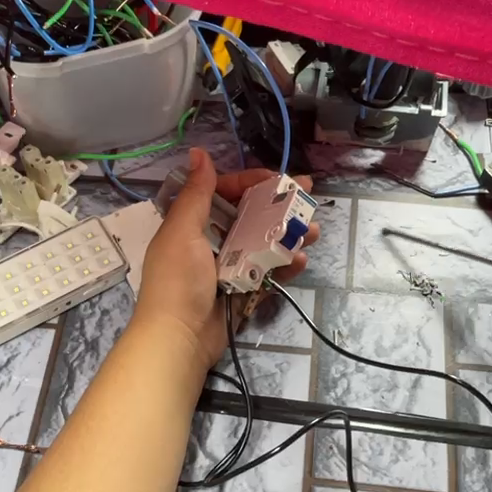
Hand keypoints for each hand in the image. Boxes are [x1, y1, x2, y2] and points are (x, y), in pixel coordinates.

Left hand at [131, 148, 319, 369]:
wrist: (179, 337)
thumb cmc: (177, 281)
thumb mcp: (182, 231)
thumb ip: (196, 194)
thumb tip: (198, 153)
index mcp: (192, 225)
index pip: (225, 193)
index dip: (250, 182)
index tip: (277, 179)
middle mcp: (211, 243)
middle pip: (250, 217)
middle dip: (280, 208)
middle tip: (310, 198)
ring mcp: (229, 269)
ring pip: (264, 244)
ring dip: (290, 236)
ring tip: (314, 231)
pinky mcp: (243, 292)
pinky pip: (268, 274)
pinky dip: (284, 267)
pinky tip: (300, 260)